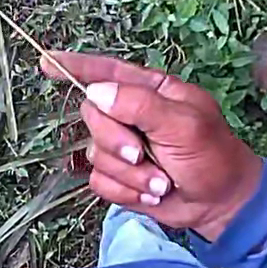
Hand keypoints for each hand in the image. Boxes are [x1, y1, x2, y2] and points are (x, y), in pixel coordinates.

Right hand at [42, 52, 262, 241]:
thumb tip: (96, 93)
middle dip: (117, 141)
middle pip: (93, 116)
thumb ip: (140, 105)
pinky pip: (99, 181)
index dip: (75, 66)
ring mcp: (122, 147)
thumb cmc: (213, 156)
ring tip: (160, 181)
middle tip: (142, 153)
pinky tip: (150, 193)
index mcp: (150, 91)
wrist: (220, 205)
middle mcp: (130, 115)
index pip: (106, 72)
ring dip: (129, 173)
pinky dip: (125, 191)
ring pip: (96, 153)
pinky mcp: (118, 176)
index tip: (46, 63)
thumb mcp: (184, 125)